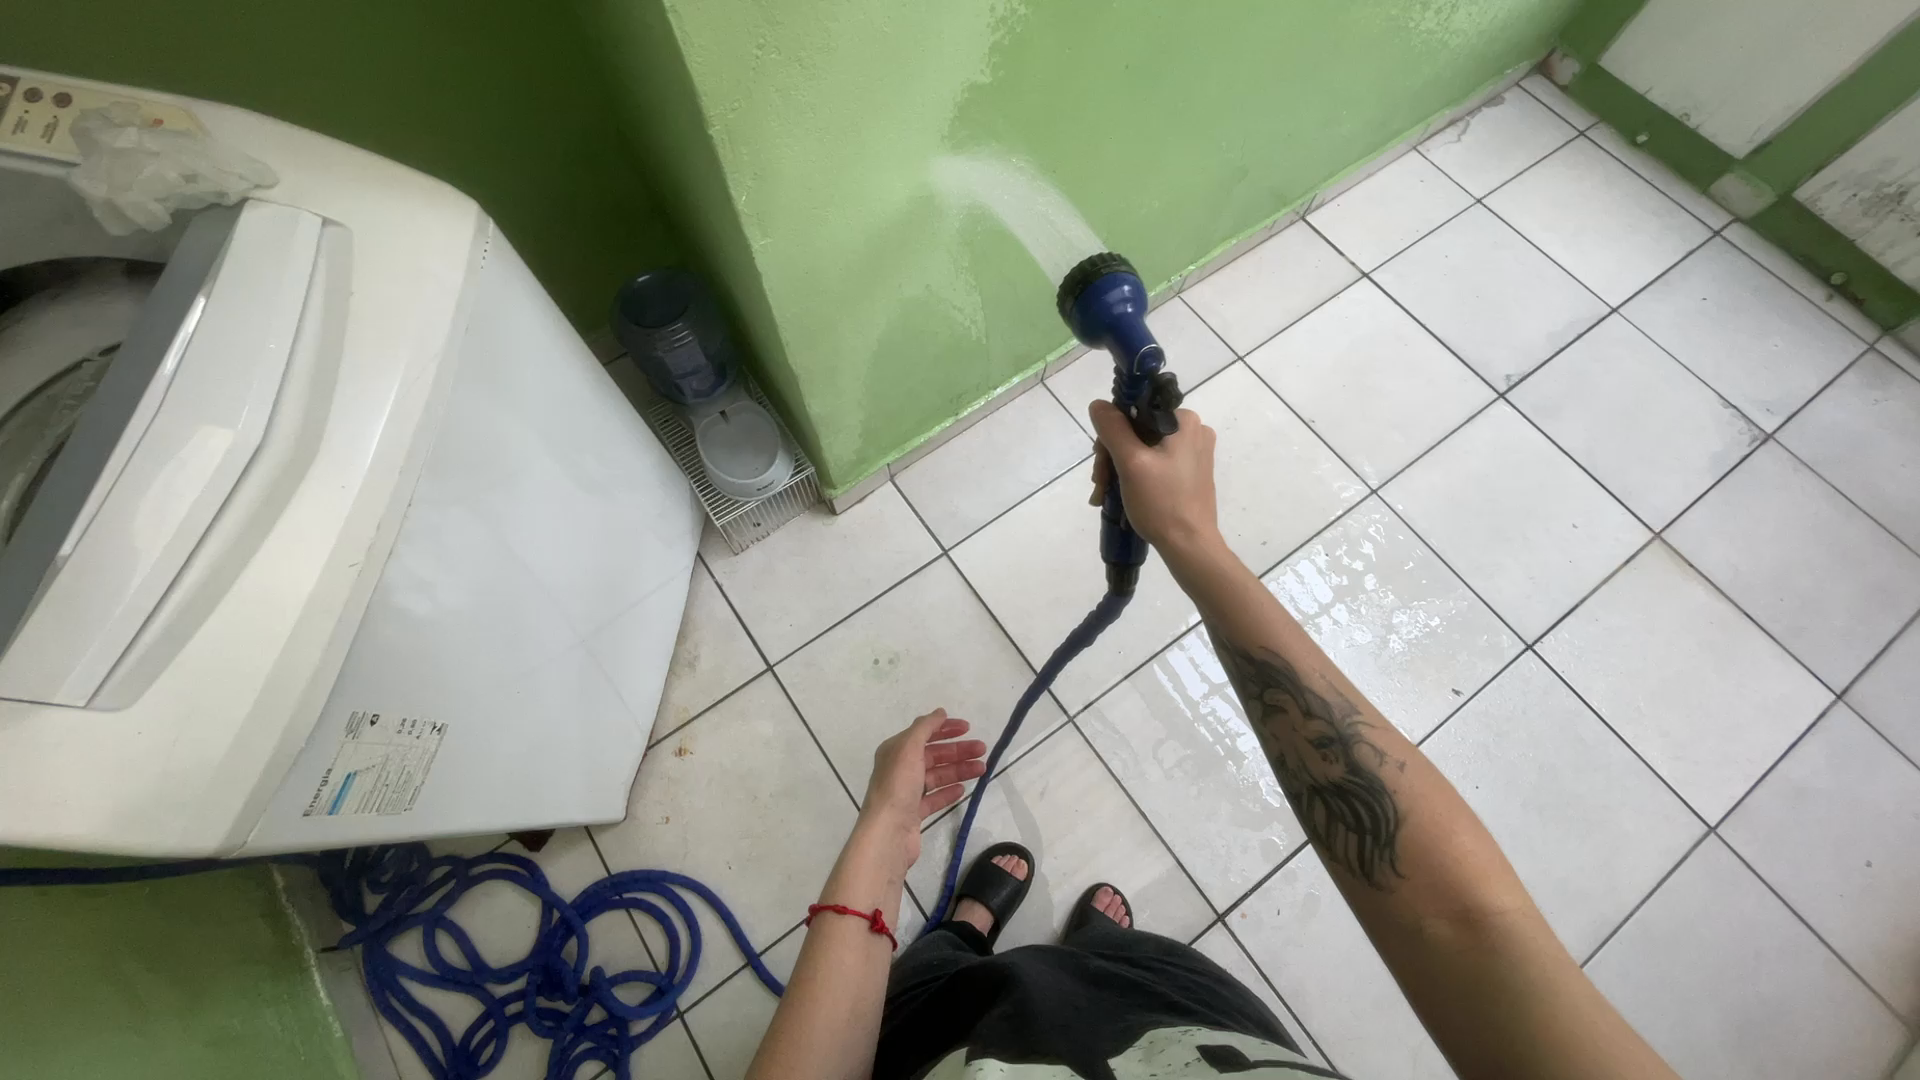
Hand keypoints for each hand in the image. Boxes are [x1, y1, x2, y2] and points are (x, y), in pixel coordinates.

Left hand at [858, 709, 986, 868]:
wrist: (887, 832)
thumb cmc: (898, 785)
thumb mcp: (909, 747)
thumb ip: (925, 727)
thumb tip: (940, 712)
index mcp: (896, 750)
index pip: (924, 733)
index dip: (945, 728)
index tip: (968, 728)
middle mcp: (900, 769)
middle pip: (933, 754)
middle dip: (958, 750)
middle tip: (982, 750)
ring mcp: (907, 792)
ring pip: (937, 776)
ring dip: (959, 770)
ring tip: (982, 769)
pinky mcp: (914, 813)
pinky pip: (935, 798)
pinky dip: (949, 791)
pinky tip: (963, 790)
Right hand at [1088, 401, 1221, 558]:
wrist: (1189, 545)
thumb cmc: (1161, 502)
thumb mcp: (1131, 463)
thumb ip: (1113, 430)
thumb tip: (1098, 404)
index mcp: (1184, 421)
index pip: (1135, 412)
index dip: (1111, 433)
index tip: (1100, 460)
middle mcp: (1193, 431)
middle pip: (1137, 433)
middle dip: (1112, 458)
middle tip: (1100, 485)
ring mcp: (1193, 453)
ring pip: (1142, 450)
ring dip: (1119, 470)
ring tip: (1104, 495)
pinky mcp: (1190, 474)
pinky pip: (1154, 465)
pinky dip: (1134, 477)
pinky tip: (1118, 496)